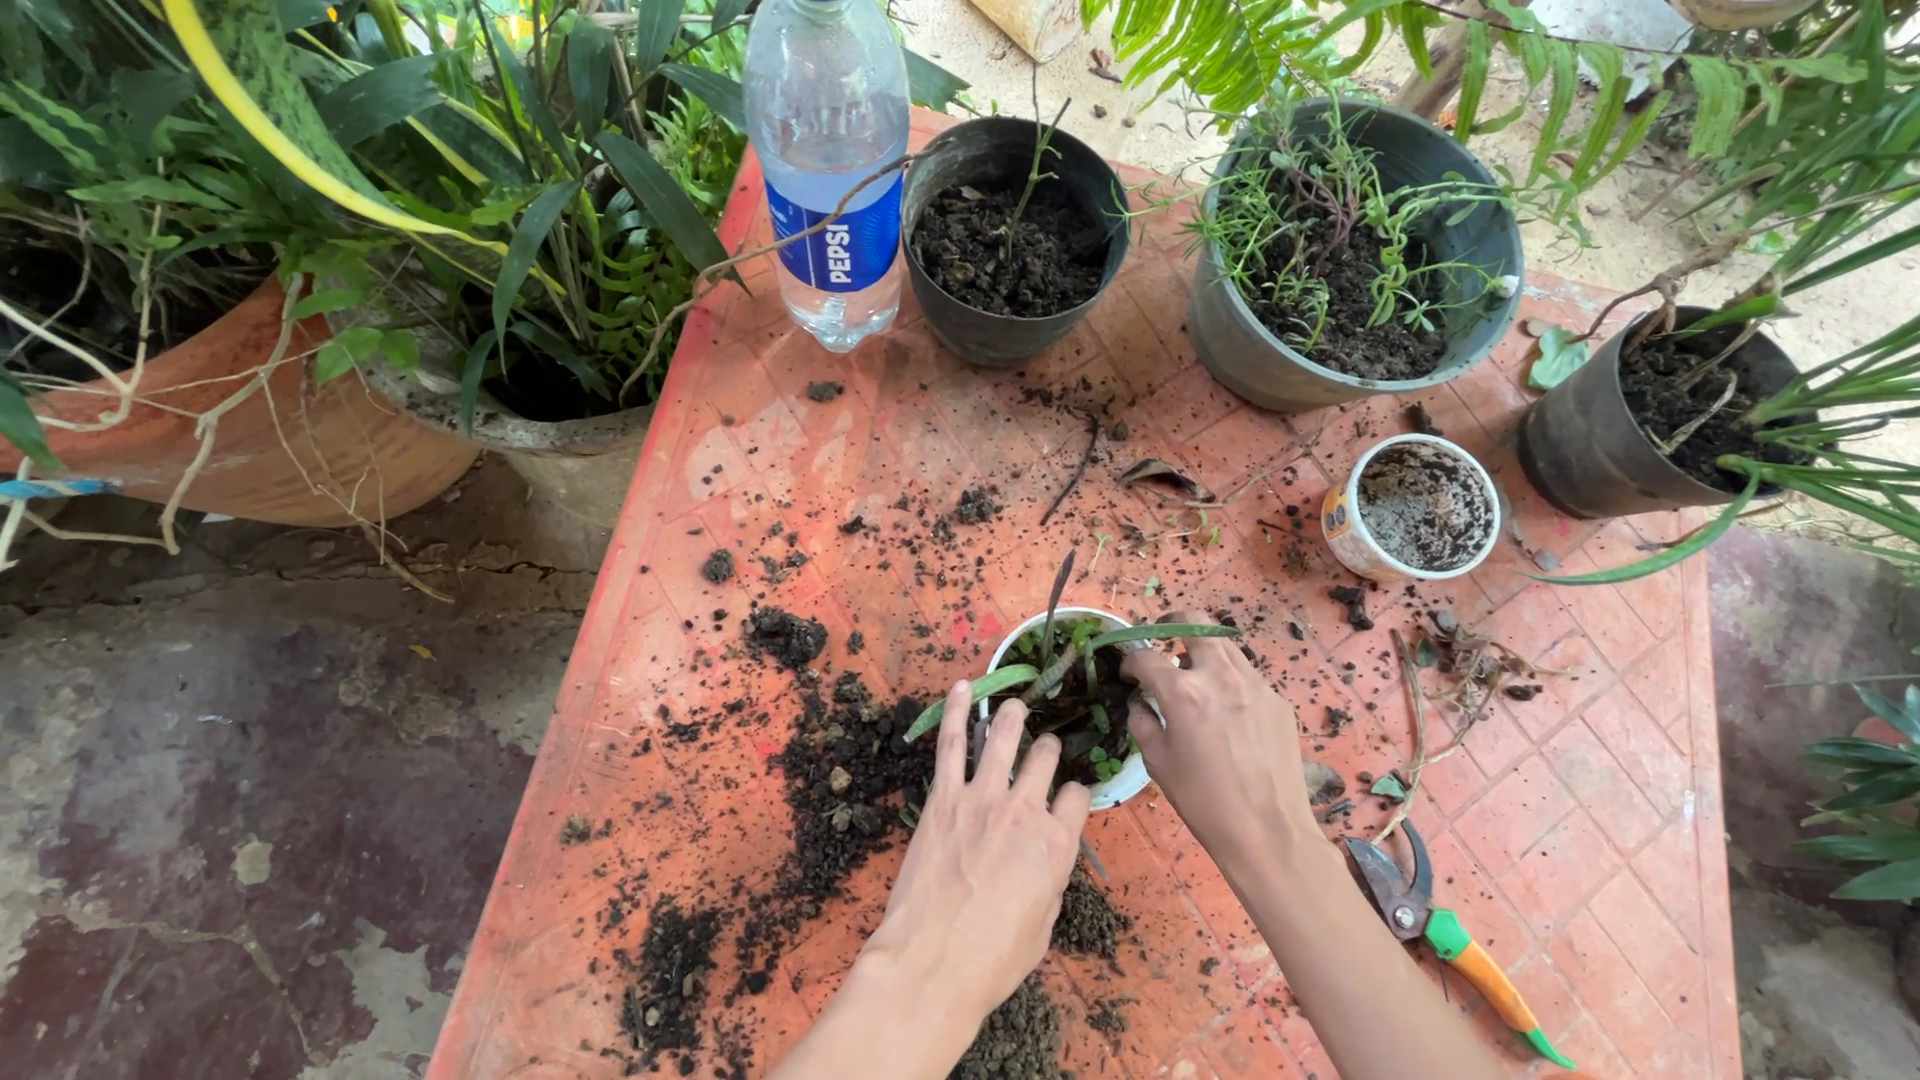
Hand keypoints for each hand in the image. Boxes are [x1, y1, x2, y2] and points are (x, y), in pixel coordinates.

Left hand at [860, 681, 1091, 1021]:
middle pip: (1045, 759)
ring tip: (1016, 705)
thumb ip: (1050, 879)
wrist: (933, 961)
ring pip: (1003, 739)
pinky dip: (956, 712)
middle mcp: (1025, 810)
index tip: (1068, 798)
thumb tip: (1047, 860)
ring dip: (1012, 716)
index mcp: (1057, 844)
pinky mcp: (943, 798)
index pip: (1076, 797)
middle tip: (1044, 748)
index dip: (1074, 795)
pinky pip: (952, 744)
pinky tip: (961, 688)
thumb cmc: (993, 959)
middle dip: (1048, 750)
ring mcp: (982, 798)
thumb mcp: (1043, 925)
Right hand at [1122, 611, 1313, 875]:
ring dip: (1201, 648)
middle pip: (1193, 621)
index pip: (1146, 656)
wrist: (1268, 831)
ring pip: (1224, 643)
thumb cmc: (1203, 801)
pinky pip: (1246, 673)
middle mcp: (1220, 676)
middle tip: (1161, 641)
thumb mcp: (1158, 762)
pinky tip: (1225, 707)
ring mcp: (1255, 684)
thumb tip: (1140, 702)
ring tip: (1193, 674)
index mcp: (1183, 692)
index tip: (1128, 673)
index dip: (1130, 661)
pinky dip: (1228, 677)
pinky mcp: (1277, 699)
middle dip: (1170, 623)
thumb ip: (1142, 722)